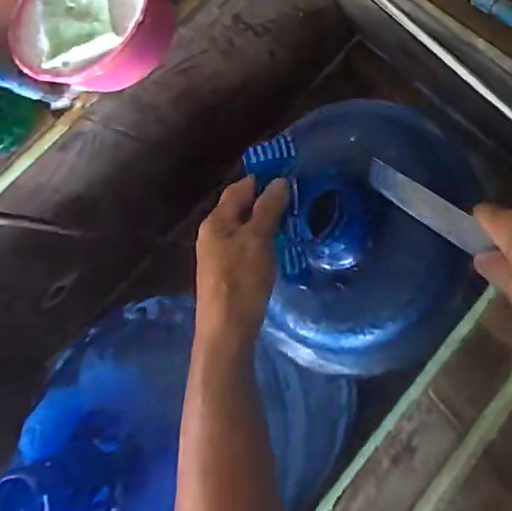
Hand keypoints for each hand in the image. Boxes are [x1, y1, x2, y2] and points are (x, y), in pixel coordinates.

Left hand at [196, 176, 288, 342]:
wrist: (227, 333)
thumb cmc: (242, 280)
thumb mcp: (258, 239)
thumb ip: (268, 208)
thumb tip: (279, 181)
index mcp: (216, 221)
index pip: (240, 187)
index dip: (264, 179)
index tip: (292, 177)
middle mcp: (213, 233)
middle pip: (241, 206)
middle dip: (267, 199)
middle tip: (298, 197)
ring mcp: (219, 253)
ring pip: (245, 226)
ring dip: (267, 220)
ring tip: (294, 218)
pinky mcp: (228, 271)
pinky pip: (247, 243)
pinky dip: (263, 238)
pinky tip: (280, 244)